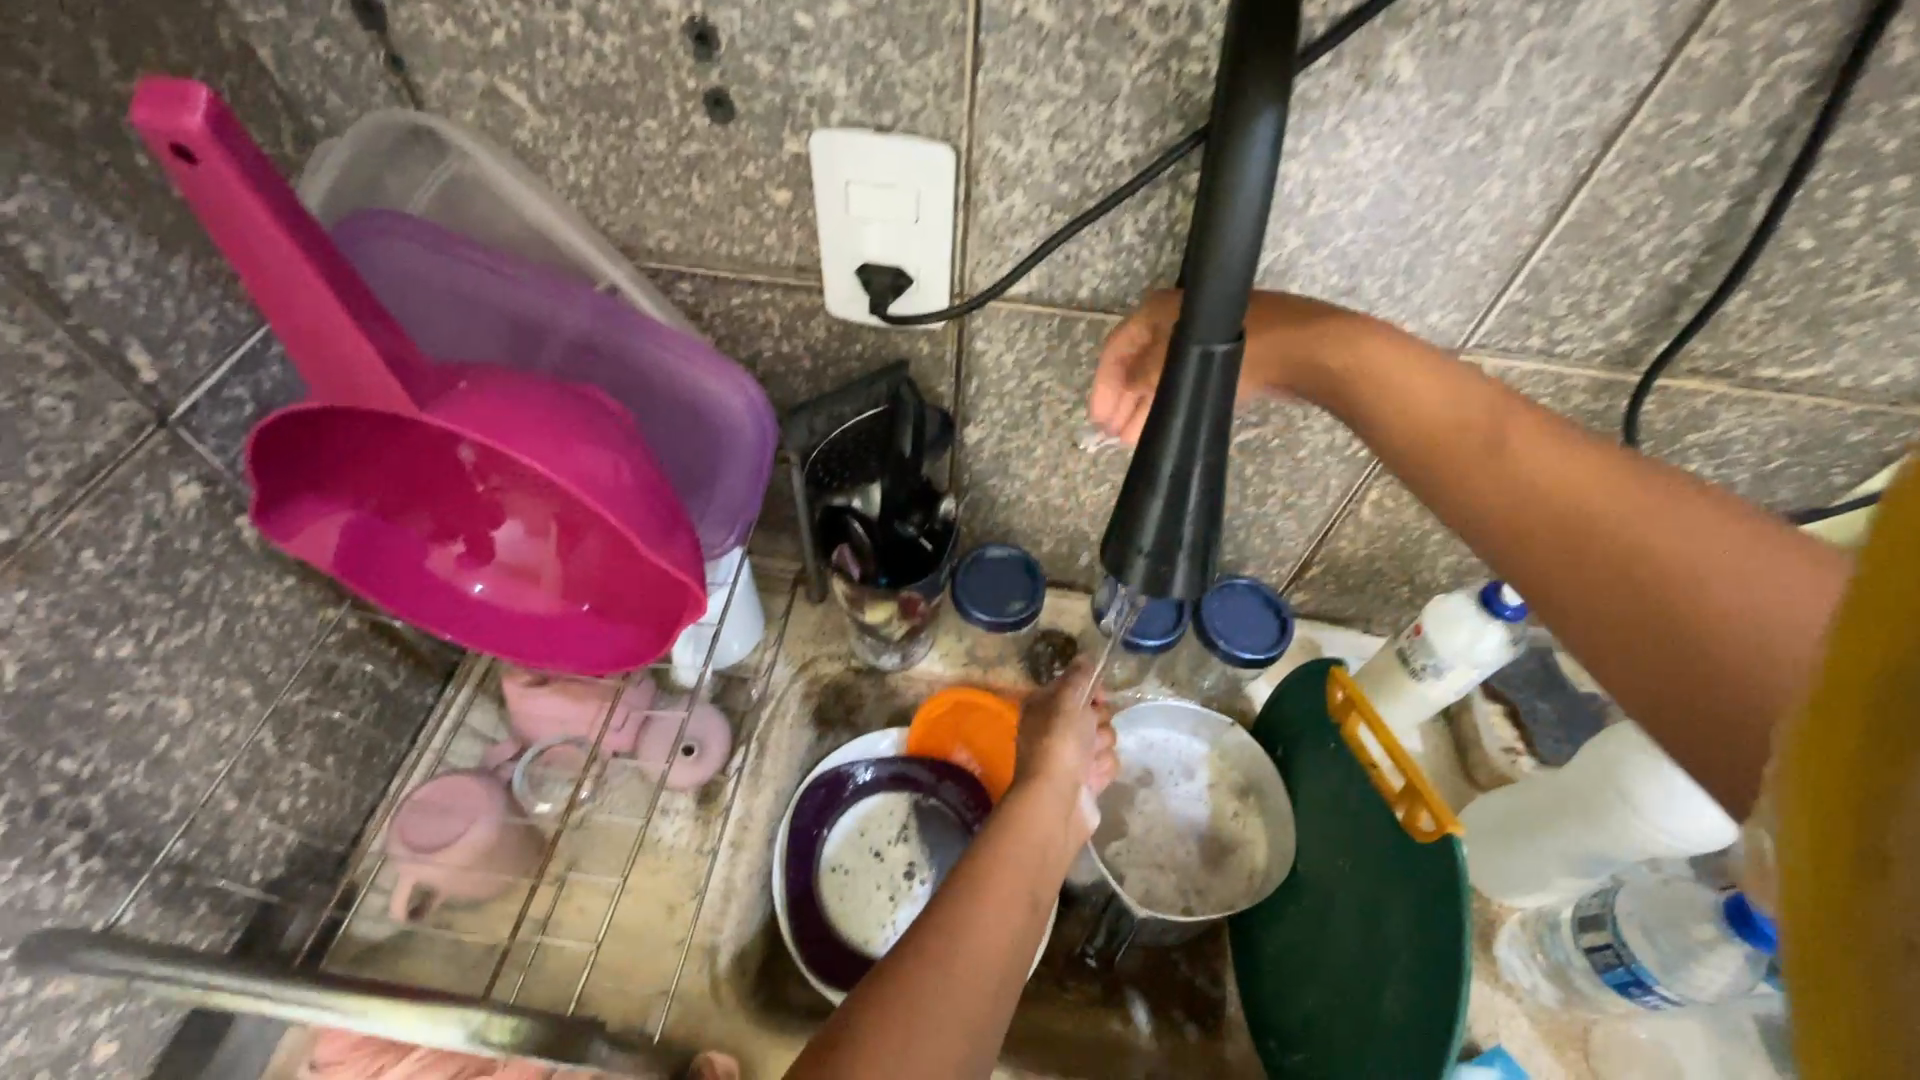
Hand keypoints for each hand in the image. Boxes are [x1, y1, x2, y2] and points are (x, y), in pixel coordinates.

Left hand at [1012, 659, 1118, 847]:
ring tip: (1088, 759)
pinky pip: (1106, 762)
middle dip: (1100, 721)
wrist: (1056, 800)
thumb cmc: (1058, 743)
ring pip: (1104, 737)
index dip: (1091, 690)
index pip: (1075, 686)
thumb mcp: (1067, 700)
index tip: (1099, 696)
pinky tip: (1091, 777)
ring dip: (1102, 747)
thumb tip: (1085, 658)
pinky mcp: (1085, 777)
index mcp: (1044, 706)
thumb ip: (1078, 677)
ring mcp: (1071, 754)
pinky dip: (1102, 768)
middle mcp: (1055, 728)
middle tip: (1089, 731)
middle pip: (1094, 712)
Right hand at [1088, 288, 1363, 444]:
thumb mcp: (1183, 360)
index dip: (1104, 385)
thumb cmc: (1248, 347)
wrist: (1312, 351)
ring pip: (1161, 377)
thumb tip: (1125, 390)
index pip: (1118, 348)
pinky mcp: (1224, 360)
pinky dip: (1170, 405)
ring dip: (1144, 407)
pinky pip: (1185, 384)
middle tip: (1111, 434)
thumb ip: (1146, 376)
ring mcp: (1202, 340)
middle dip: (1123, 400)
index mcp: (1163, 311)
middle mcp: (1178, 321)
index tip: (1099, 417)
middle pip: (1138, 364)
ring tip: (1131, 440)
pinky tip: (1160, 428)